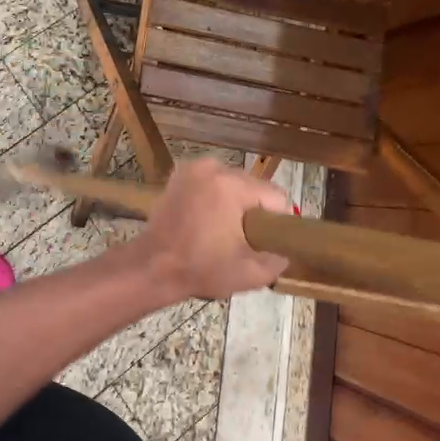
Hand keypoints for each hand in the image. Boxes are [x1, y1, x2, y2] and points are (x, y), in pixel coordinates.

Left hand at [139, 158, 291, 299]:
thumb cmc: (202, 268)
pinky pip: (211, 183)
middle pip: (253, 187)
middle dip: (255, 211)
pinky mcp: (178, 175)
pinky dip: (214, 197)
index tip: (269, 241)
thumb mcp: (251, 273)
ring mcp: (193, 168)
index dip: (279, 221)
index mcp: (233, 185)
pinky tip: (208, 220)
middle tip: (246, 239)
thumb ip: (279, 259)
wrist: (154, 266)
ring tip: (225, 230)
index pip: (276, 197)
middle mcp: (214, 167)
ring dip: (235, 202)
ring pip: (232, 183)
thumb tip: (285, 248)